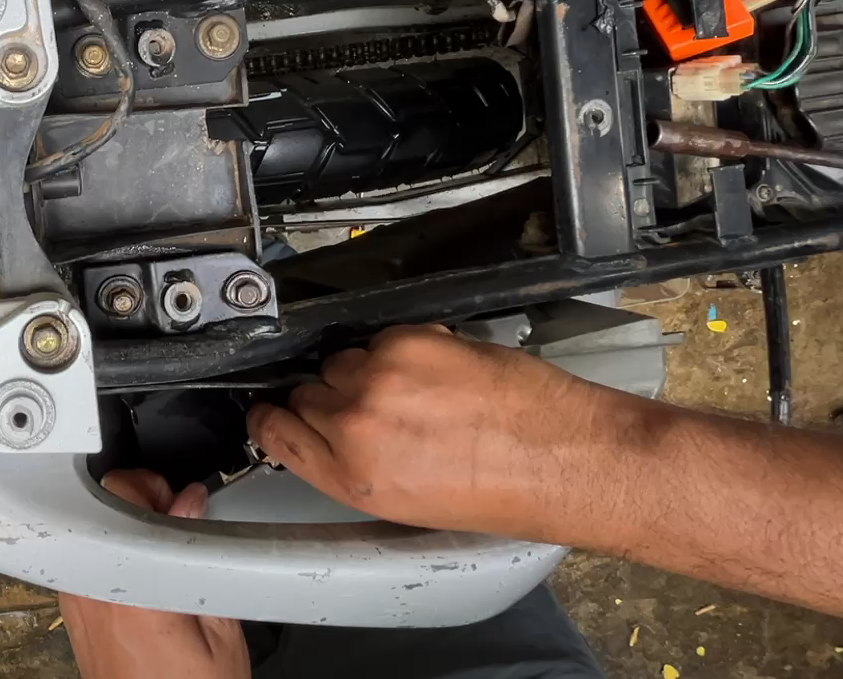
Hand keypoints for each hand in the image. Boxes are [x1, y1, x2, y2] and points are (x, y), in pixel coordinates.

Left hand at [58, 470, 248, 678]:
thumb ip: (203, 557)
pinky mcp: (72, 609)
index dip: (155, 485)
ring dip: (126, 522)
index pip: (122, 492)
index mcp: (130, 583)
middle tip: (174, 520)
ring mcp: (76, 596)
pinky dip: (112, 547)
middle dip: (140, 499)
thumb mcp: (220, 634)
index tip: (182, 500)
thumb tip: (192, 504)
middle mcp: (92, 584)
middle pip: (102, 500)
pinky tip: (141, 568)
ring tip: (160, 546)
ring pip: (94, 524)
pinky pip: (89, 554)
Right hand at [245, 324, 646, 541]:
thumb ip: (344, 464)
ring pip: (339, 360)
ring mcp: (378, 377)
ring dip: (363, 372)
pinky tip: (434, 374)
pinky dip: (398, 351)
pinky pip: (376, 339)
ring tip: (413, 393)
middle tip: (371, 411)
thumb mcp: (404, 503)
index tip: (279, 411)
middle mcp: (354, 426)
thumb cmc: (502, 491)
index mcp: (351, 477)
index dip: (272, 417)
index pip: (270, 428)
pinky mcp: (406, 340)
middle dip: (329, 399)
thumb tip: (312, 431)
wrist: (572, 459)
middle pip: (302, 392)